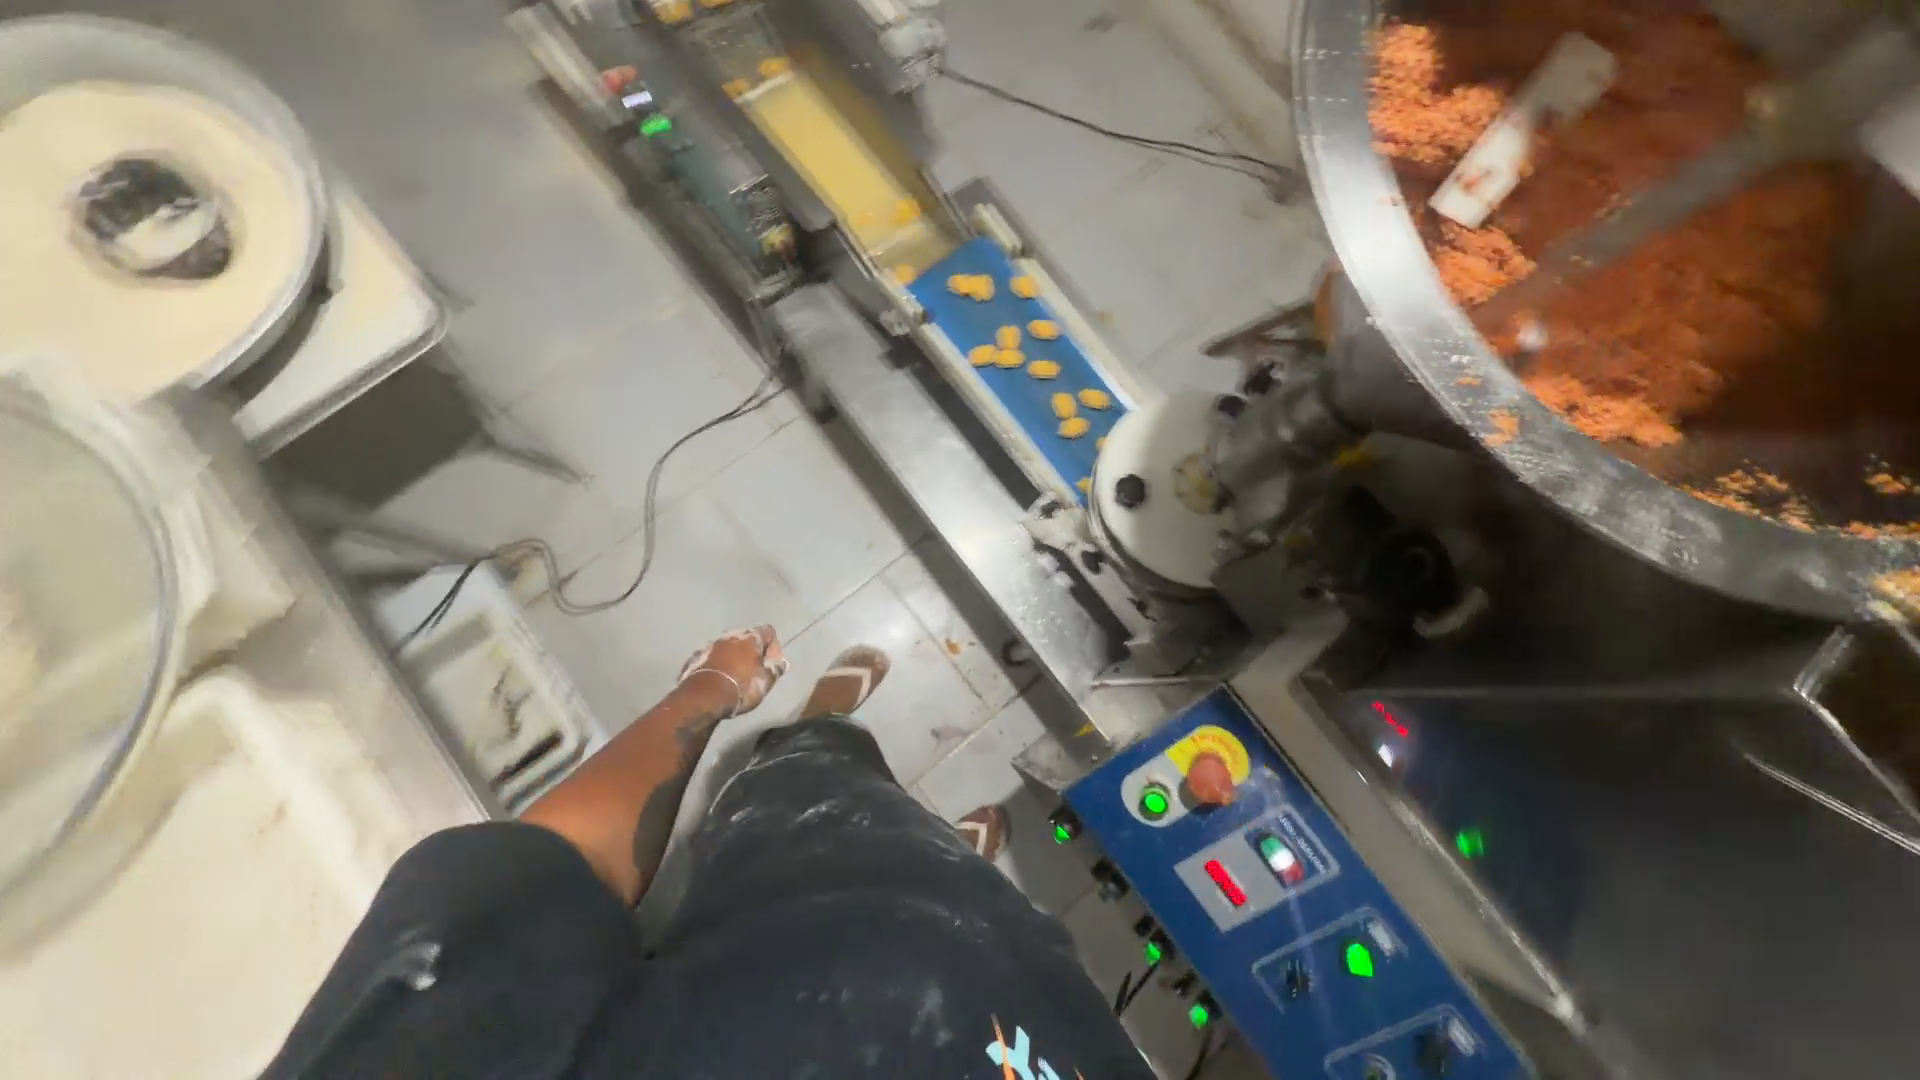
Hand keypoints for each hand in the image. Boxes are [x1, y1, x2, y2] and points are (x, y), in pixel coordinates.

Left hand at [677, 625, 787, 717]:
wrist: (702, 698)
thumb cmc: (740, 688)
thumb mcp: (765, 683)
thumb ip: (775, 670)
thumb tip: (782, 662)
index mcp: (750, 638)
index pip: (768, 631)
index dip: (773, 646)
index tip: (772, 664)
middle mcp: (730, 635)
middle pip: (746, 637)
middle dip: (751, 650)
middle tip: (754, 670)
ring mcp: (710, 645)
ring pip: (727, 646)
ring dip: (732, 657)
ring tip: (734, 676)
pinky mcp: (695, 657)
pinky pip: (711, 657)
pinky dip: (716, 664)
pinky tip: (717, 679)